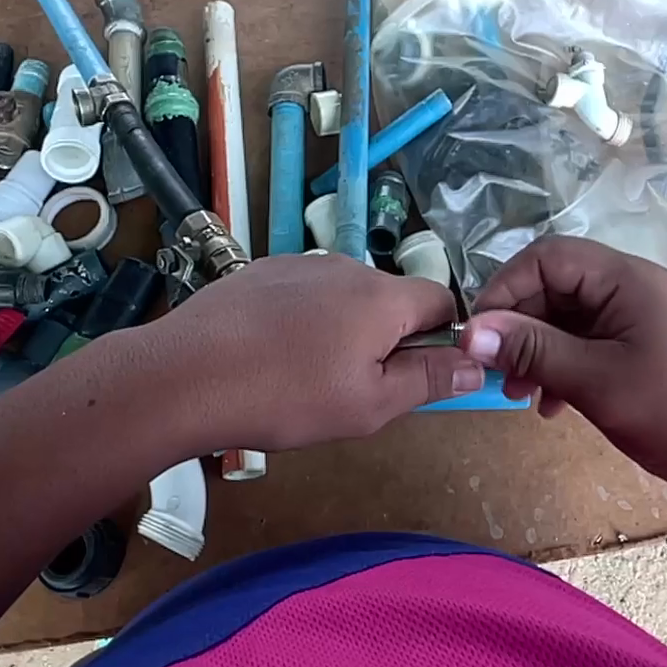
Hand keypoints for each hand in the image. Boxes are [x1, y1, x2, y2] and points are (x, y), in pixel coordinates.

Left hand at [142, 253, 479, 452]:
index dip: (443, 338)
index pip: (442, 300)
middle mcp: (346, 265)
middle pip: (390, 298)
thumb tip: (478, 362)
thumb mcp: (370, 403)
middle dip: (388, 337)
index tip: (416, 375)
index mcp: (382, 295)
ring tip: (305, 373)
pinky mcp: (262, 270)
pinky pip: (304, 292)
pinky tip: (272, 351)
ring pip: (345, 295)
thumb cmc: (288, 395)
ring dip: (344, 327)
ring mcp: (300, 263)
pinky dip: (304, 318)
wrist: (188, 372)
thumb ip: (430, 379)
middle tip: (355, 386)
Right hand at [458, 236, 666, 515]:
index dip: (507, 287)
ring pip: (571, 316)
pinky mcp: (647, 344)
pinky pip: (592, 340)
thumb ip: (531, 350)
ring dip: (539, 350)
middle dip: (521, 326)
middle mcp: (634, 286)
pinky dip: (565, 364)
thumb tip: (470, 332)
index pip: (548, 257)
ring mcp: (643, 315)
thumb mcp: (595, 383)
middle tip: (498, 372)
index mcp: (628, 278)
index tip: (481, 332)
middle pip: (557, 286)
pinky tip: (553, 404)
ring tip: (520, 395)